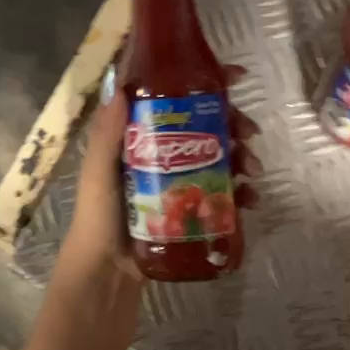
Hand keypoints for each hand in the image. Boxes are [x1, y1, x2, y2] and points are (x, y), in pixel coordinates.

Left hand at [62, 67, 260, 281]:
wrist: (105, 272)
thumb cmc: (97, 216)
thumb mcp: (98, 171)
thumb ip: (107, 135)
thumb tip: (121, 88)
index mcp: (138, 138)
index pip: (173, 99)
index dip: (205, 84)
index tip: (235, 77)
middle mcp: (161, 154)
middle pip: (205, 126)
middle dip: (232, 123)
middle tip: (249, 133)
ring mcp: (179, 182)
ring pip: (219, 157)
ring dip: (242, 157)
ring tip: (252, 169)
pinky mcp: (191, 210)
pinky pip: (223, 194)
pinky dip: (241, 192)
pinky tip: (251, 198)